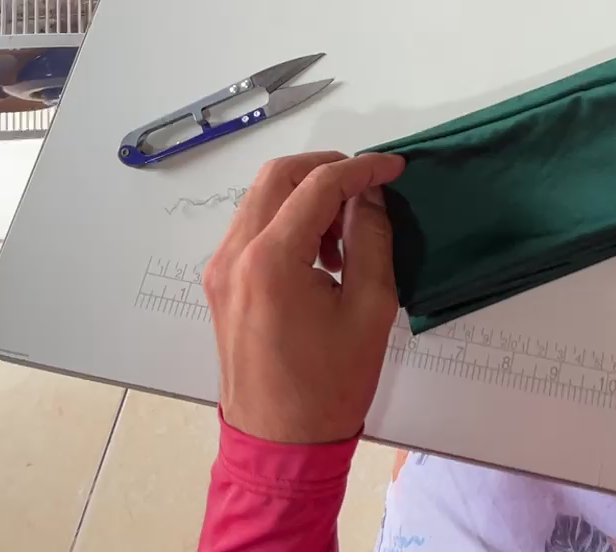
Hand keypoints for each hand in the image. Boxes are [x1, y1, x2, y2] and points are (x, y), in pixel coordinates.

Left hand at [203, 151, 404, 443]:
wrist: (279, 446)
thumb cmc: (331, 383)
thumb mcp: (371, 306)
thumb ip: (371, 236)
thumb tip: (370, 193)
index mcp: (270, 261)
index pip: (317, 185)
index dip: (361, 168)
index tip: (394, 168)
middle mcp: (234, 254)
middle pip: (278, 175)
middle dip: (327, 169)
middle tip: (367, 189)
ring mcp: (221, 267)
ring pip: (263, 195)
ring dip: (307, 194)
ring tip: (345, 233)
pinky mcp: (221, 281)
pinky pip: (254, 224)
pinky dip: (289, 218)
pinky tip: (319, 252)